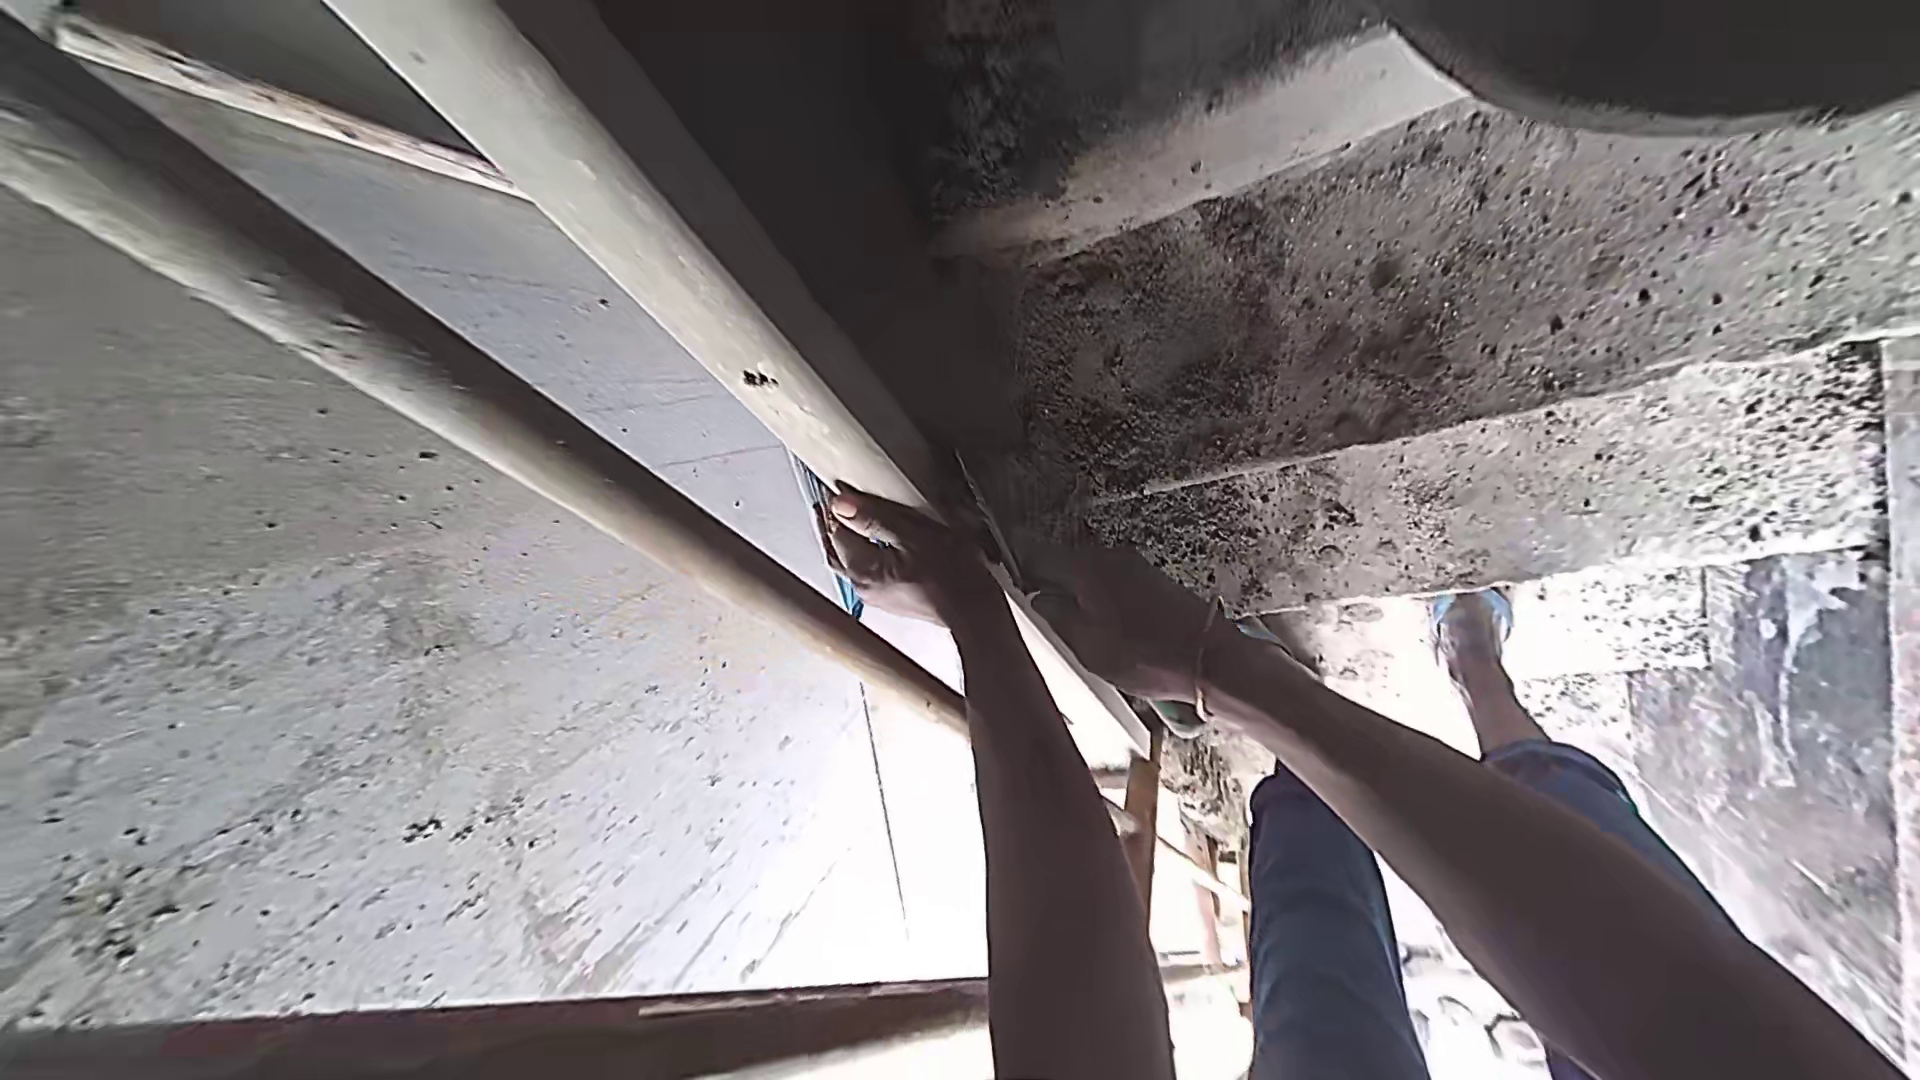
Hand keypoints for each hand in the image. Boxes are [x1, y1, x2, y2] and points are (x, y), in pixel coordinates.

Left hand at [821, 488, 998, 623]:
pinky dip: (867, 554)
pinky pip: (872, 572)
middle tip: (827, 504)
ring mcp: (880, 597)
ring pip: (853, 563)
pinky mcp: (896, 599)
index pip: (837, 532)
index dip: (833, 507)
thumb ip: (874, 518)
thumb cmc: (953, 575)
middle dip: (831, 527)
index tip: (833, 489)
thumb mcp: (913, 535)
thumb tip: (841, 504)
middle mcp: (864, 587)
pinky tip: (877, 545)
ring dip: (848, 541)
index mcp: (863, 571)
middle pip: (838, 552)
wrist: (977, 613)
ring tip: (850, 520)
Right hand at [1019, 541, 1221, 702]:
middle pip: (1061, 560)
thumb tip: (1038, 599)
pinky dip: (1094, 594)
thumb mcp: (1085, 645)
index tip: (1005, 579)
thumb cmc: (1150, 656)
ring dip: (1070, 589)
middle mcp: (1108, 557)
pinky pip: (1107, 579)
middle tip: (1034, 609)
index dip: (1015, 566)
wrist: (1209, 659)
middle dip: (1043, 580)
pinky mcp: (1148, 578)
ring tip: (1066, 622)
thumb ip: (1053, 615)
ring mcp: (1131, 565)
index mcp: (1086, 568)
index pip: (1035, 553)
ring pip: (1085, 571)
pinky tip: (1096, 621)